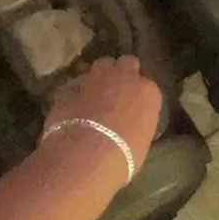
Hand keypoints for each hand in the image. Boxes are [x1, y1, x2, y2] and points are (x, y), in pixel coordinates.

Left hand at [43, 56, 162, 166]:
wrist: (86, 155)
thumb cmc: (124, 155)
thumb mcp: (141, 140)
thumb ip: (137, 122)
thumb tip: (127, 124)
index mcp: (147, 91)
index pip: (147, 86)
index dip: (139, 95)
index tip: (134, 106)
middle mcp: (124, 77)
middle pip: (126, 64)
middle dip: (122, 73)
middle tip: (117, 91)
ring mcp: (95, 78)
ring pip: (101, 66)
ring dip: (101, 77)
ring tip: (96, 96)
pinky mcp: (71, 87)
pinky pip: (79, 85)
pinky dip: (79, 93)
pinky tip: (76, 108)